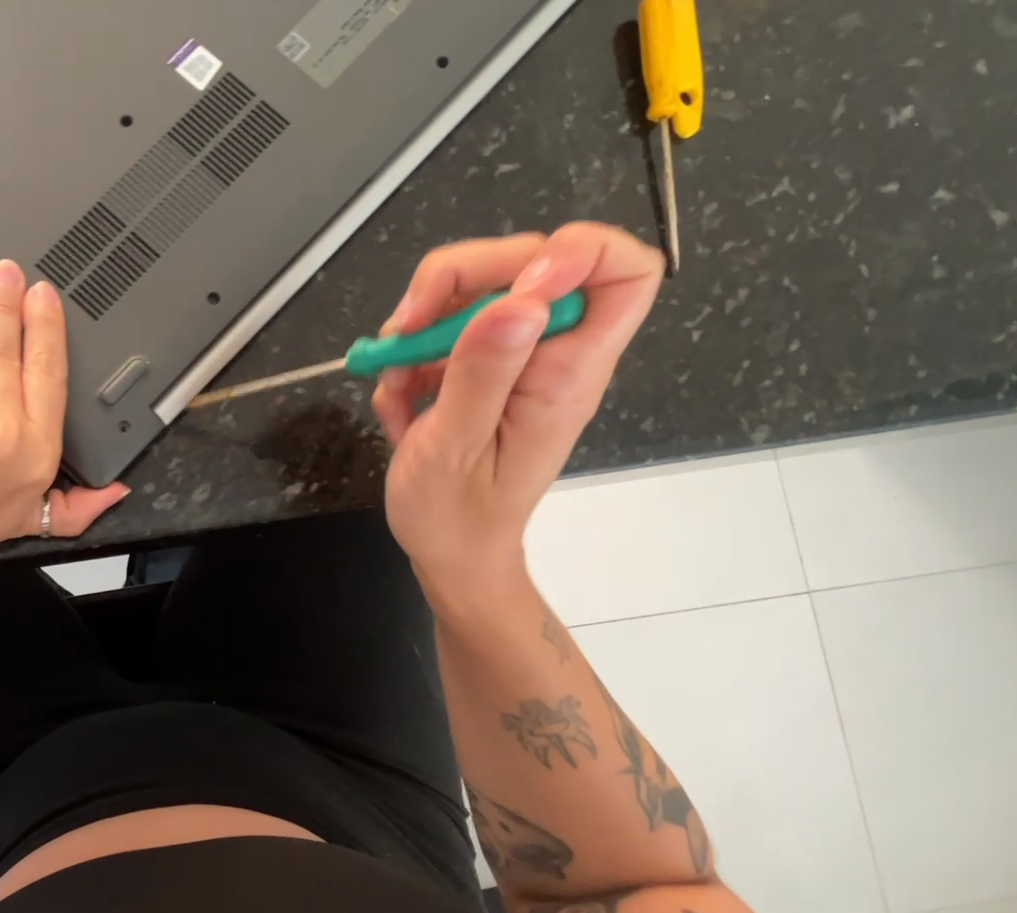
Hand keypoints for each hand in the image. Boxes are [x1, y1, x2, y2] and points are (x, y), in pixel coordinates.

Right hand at [372, 222, 664, 599]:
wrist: (448, 554)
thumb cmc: (455, 516)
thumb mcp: (456, 449)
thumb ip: (483, 374)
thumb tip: (518, 301)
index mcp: (566, 374)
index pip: (623, 274)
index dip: (574, 254)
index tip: (506, 288)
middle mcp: (549, 356)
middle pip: (528, 265)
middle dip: (457, 280)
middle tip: (403, 326)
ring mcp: (512, 362)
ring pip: (477, 290)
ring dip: (420, 325)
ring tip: (392, 380)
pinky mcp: (480, 371)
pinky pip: (446, 331)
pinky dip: (409, 358)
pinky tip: (399, 405)